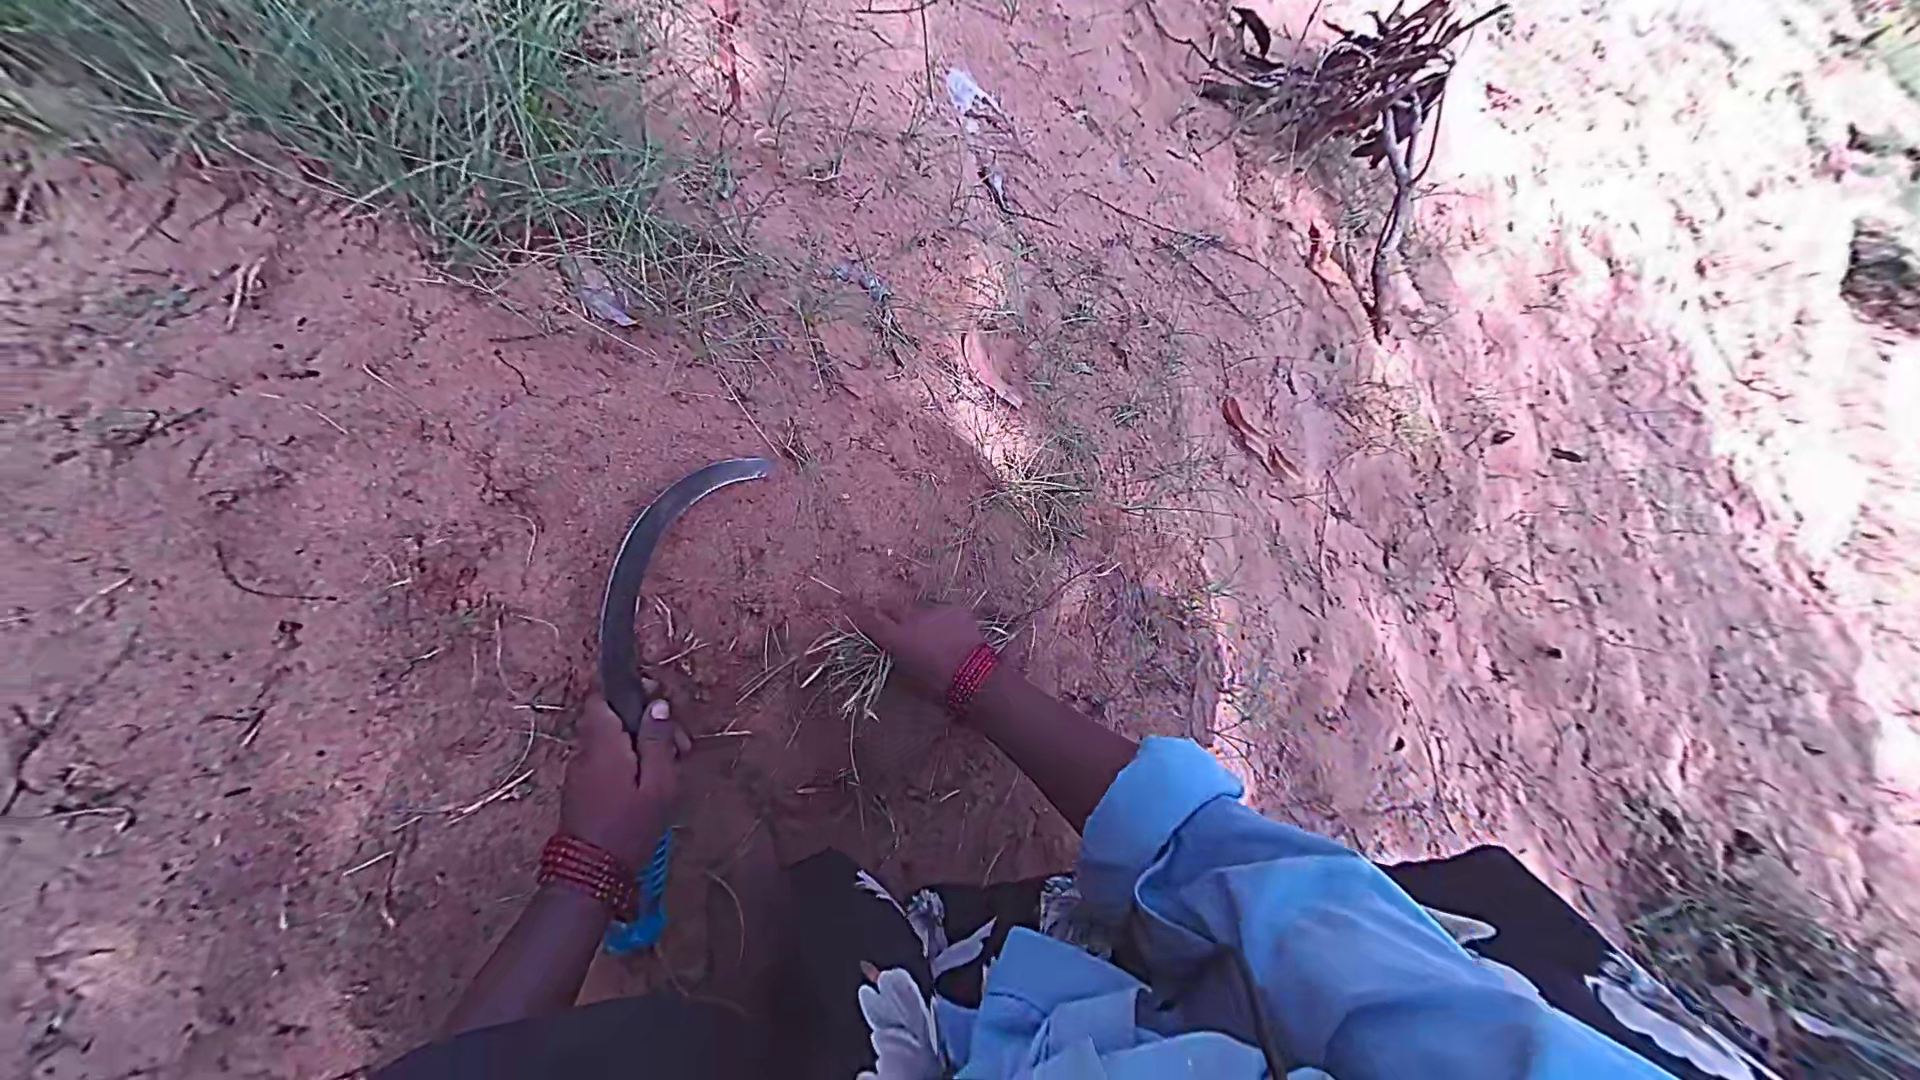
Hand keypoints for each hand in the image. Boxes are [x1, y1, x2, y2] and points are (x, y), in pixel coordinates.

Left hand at [559, 691, 689, 868]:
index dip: (627, 689)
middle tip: (680, 745)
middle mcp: (585, 753)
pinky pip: (608, 759)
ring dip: (644, 743)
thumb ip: (658, 740)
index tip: (657, 696)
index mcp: (602, 745)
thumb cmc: (630, 826)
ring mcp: (580, 772)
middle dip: (648, 722)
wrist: (590, 877)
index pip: (600, 698)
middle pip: (614, 718)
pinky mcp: (582, 789)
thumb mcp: (658, 782)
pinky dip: (632, 759)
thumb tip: (657, 705)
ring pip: (614, 740)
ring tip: (673, 765)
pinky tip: (653, 780)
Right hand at [848, 602, 989, 703]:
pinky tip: (950, 633)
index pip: (868, 620)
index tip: (848, 610)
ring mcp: (934, 611)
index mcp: (895, 638)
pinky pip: (941, 610)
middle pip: (891, 606)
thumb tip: (888, 653)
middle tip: (890, 622)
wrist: (976, 677)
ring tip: (927, 632)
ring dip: (916, 616)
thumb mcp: (908, 679)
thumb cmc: (938, 687)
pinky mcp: (955, 609)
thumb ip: (894, 661)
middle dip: (887, 612)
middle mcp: (911, 618)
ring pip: (917, 607)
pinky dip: (940, 619)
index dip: (856, 615)